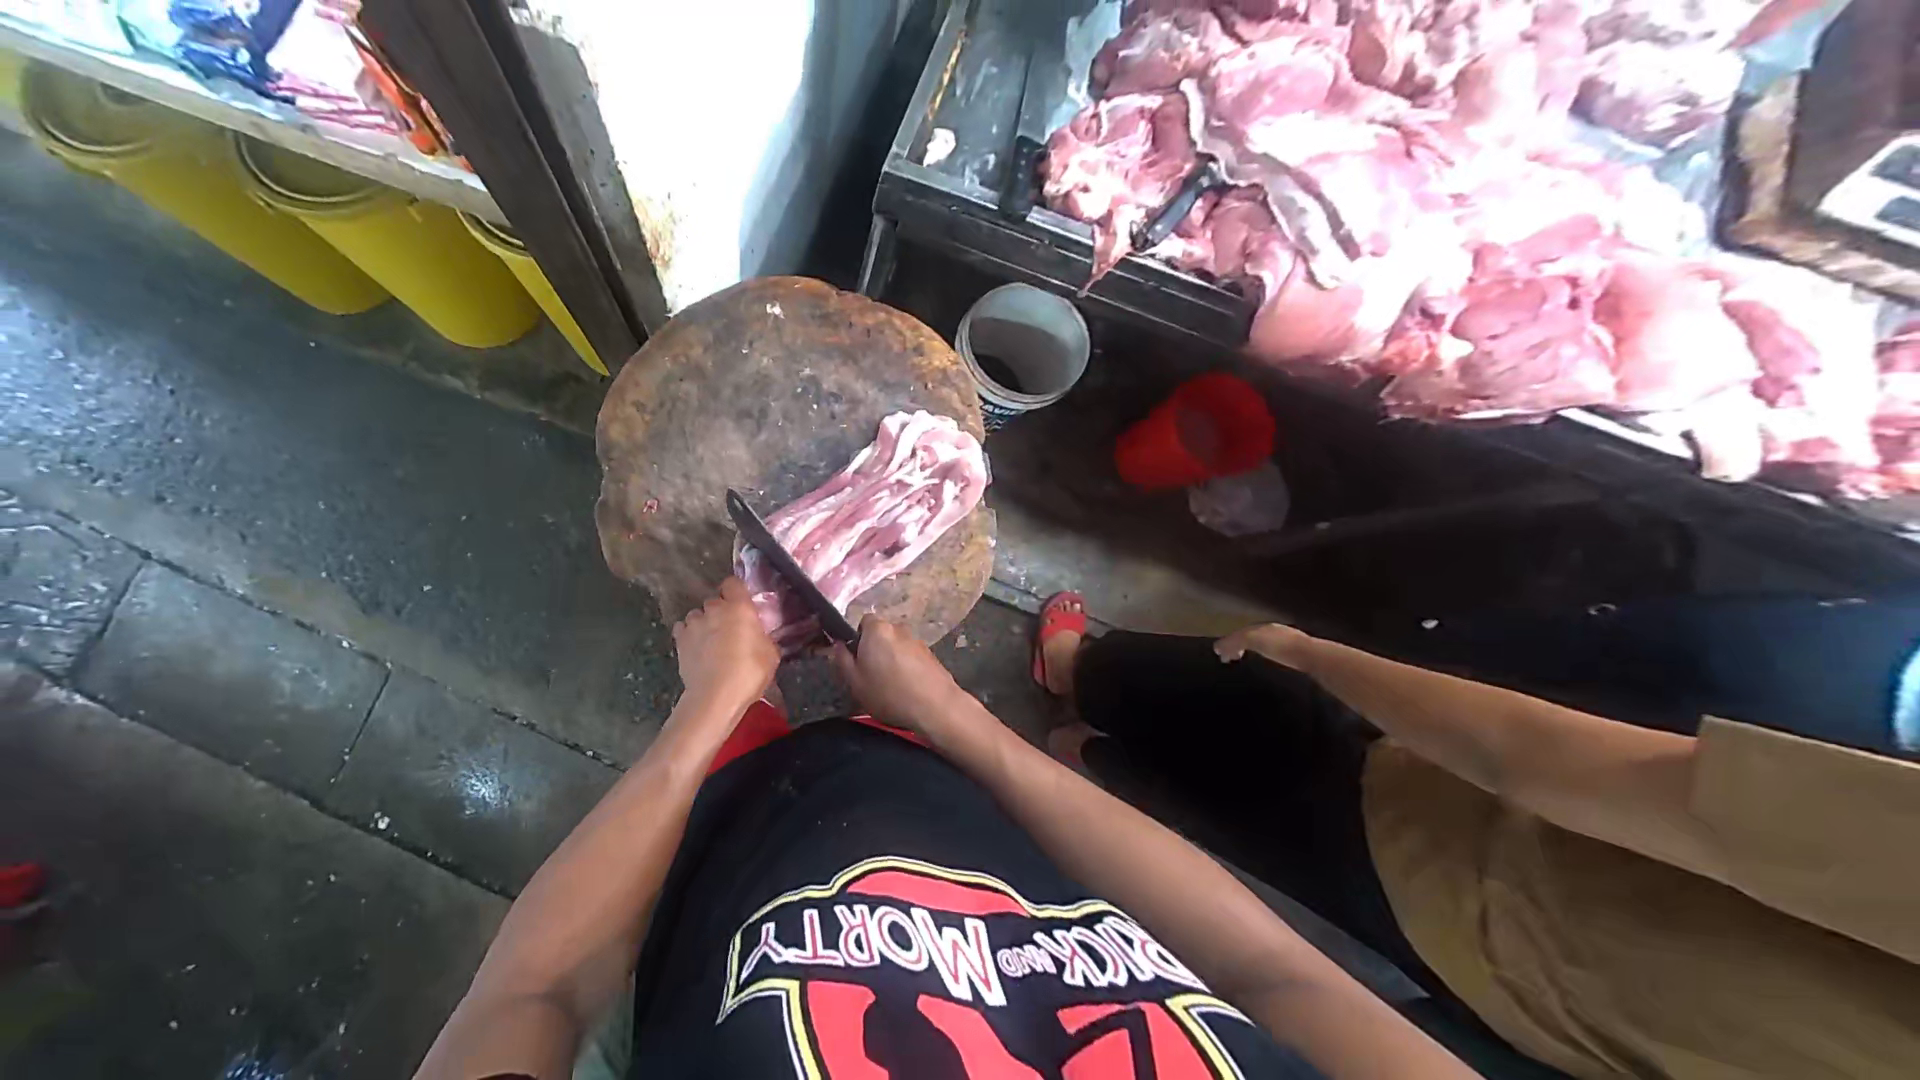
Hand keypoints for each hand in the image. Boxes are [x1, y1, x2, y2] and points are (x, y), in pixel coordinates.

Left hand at [672, 577, 779, 716]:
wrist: (715, 695)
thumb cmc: (749, 671)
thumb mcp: (771, 654)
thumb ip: (763, 637)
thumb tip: (759, 635)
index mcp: (739, 607)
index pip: (734, 583)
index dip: (737, 591)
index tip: (742, 604)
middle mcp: (714, 609)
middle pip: (715, 601)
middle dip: (721, 611)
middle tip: (730, 629)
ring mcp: (693, 624)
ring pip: (698, 615)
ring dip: (704, 623)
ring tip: (711, 640)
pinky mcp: (679, 640)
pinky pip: (684, 629)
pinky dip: (689, 635)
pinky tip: (696, 648)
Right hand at [827, 616, 966, 734]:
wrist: (935, 705)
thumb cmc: (888, 693)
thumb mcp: (855, 682)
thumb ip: (842, 660)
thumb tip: (838, 645)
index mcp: (878, 629)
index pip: (864, 621)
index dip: (858, 638)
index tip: (857, 659)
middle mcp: (899, 628)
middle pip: (882, 634)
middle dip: (876, 650)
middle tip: (871, 675)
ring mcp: (918, 641)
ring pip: (897, 646)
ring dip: (892, 659)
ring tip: (892, 685)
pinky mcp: (931, 655)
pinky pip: (912, 656)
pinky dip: (907, 667)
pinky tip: (907, 688)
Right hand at [1214, 622, 1312, 669]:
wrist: (1313, 657)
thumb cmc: (1281, 647)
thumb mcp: (1251, 640)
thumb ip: (1233, 642)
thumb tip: (1216, 647)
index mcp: (1264, 627)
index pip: (1242, 632)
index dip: (1229, 642)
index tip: (1221, 654)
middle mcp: (1276, 631)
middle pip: (1253, 637)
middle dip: (1240, 645)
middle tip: (1231, 658)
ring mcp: (1290, 642)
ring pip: (1266, 645)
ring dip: (1254, 652)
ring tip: (1248, 662)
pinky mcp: (1299, 654)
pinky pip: (1277, 654)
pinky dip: (1266, 658)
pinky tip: (1269, 666)